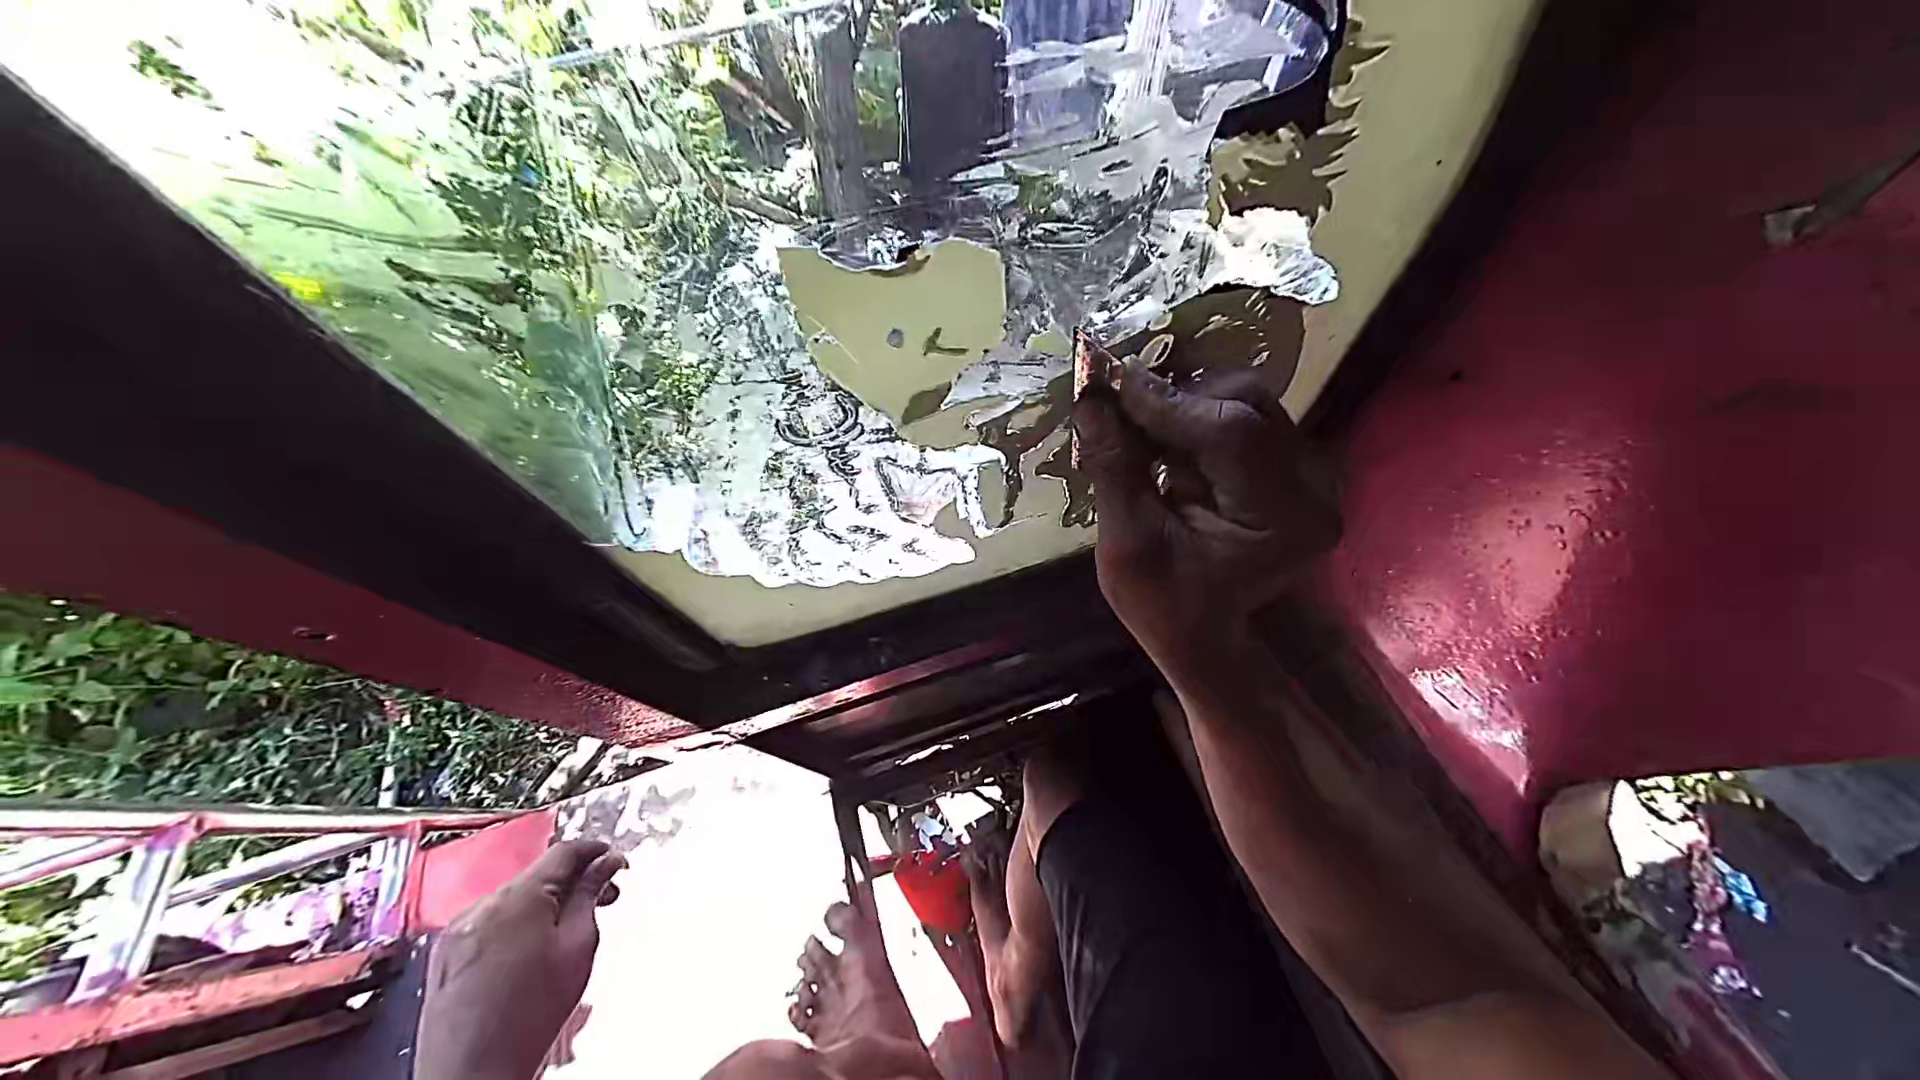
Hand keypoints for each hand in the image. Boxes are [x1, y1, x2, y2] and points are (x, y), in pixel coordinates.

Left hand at [415, 839, 624, 1079]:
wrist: (471, 1075)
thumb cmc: (529, 1016)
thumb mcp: (578, 945)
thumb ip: (591, 895)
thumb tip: (606, 864)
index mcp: (518, 898)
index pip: (564, 852)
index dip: (595, 851)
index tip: (615, 860)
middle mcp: (482, 907)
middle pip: (539, 875)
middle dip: (575, 881)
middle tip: (606, 895)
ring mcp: (459, 931)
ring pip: (516, 898)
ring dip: (548, 902)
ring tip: (572, 926)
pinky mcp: (447, 954)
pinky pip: (493, 921)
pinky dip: (520, 923)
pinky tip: (537, 947)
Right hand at [1073, 358, 1339, 682]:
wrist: (1204, 637)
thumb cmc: (1166, 606)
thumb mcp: (1128, 545)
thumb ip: (1114, 469)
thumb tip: (1090, 401)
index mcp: (1286, 518)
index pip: (1231, 431)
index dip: (1165, 400)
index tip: (1107, 380)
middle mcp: (1313, 486)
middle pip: (1244, 404)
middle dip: (1174, 397)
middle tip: (1116, 403)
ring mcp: (1307, 473)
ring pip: (1242, 401)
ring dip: (1181, 403)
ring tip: (1133, 424)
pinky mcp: (1288, 466)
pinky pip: (1239, 417)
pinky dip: (1192, 416)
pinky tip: (1158, 435)